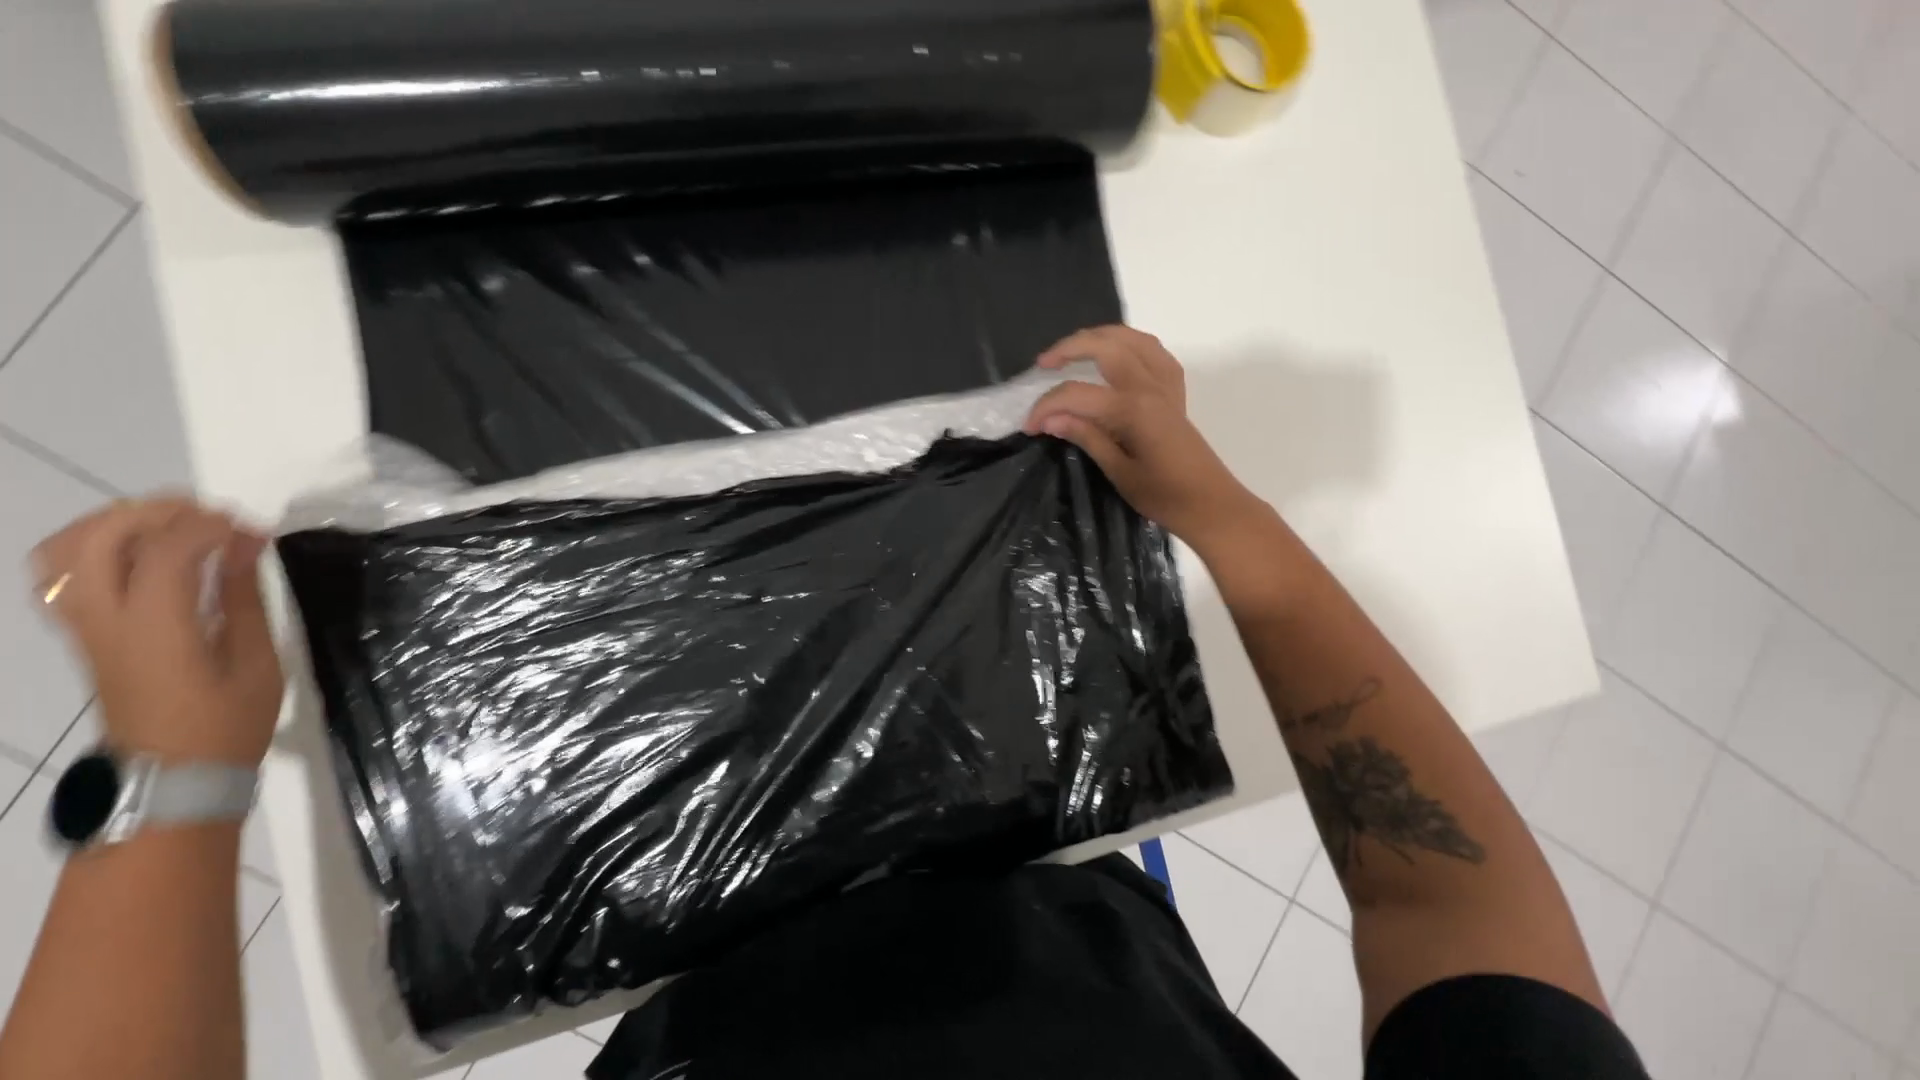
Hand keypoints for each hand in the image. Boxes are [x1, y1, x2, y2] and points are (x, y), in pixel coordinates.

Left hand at [32, 498, 282, 766]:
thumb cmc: (228, 725)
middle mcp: (106, 621)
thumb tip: (244, 545)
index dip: (212, 526)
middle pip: (99, 538)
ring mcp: (85, 628)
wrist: (172, 780)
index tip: (253, 529)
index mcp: (157, 630)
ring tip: (171, 526)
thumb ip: (244, 598)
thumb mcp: (257, 663)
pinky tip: (141, 554)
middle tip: (209, 517)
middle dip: (156, 512)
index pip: (168, 550)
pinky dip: (95, 548)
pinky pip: (63, 575)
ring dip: (116, 524)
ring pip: (66, 551)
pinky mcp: (83, 636)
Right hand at [1024, 326, 1264, 547]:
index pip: (1078, 394)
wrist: (1211, 504)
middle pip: (1105, 347)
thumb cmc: (1164, 497)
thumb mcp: (1118, 473)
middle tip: (1043, 365)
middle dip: (1069, 348)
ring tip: (1073, 350)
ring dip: (1099, 337)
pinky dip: (1129, 344)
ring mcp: (1166, 384)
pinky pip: (1152, 350)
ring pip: (1131, 339)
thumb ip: (1086, 437)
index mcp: (1133, 410)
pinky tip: (1114, 354)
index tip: (1029, 426)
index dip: (1047, 406)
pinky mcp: (1175, 390)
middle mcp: (1150, 387)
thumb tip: (1051, 418)